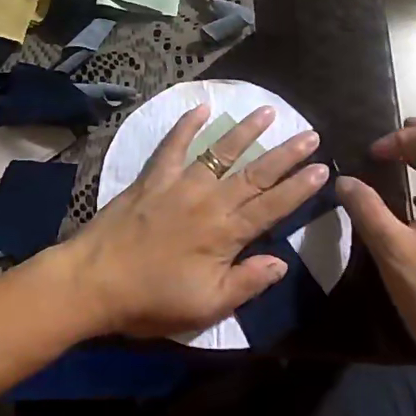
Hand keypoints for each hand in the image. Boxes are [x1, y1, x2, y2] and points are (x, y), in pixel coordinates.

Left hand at [56, 104, 328, 338]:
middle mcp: (206, 201)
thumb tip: (282, 262)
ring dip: (244, 132)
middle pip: (253, 174)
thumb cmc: (151, 301)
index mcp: (224, 234)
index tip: (323, 168)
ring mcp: (176, 185)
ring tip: (267, 111)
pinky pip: (170, 146)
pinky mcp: (149, 179)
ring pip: (218, 153)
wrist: (93, 281)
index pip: (272, 206)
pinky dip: (185, 126)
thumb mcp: (207, 306)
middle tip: (311, 134)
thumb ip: (247, 282)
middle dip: (285, 154)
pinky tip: (200, 108)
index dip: (299, 188)